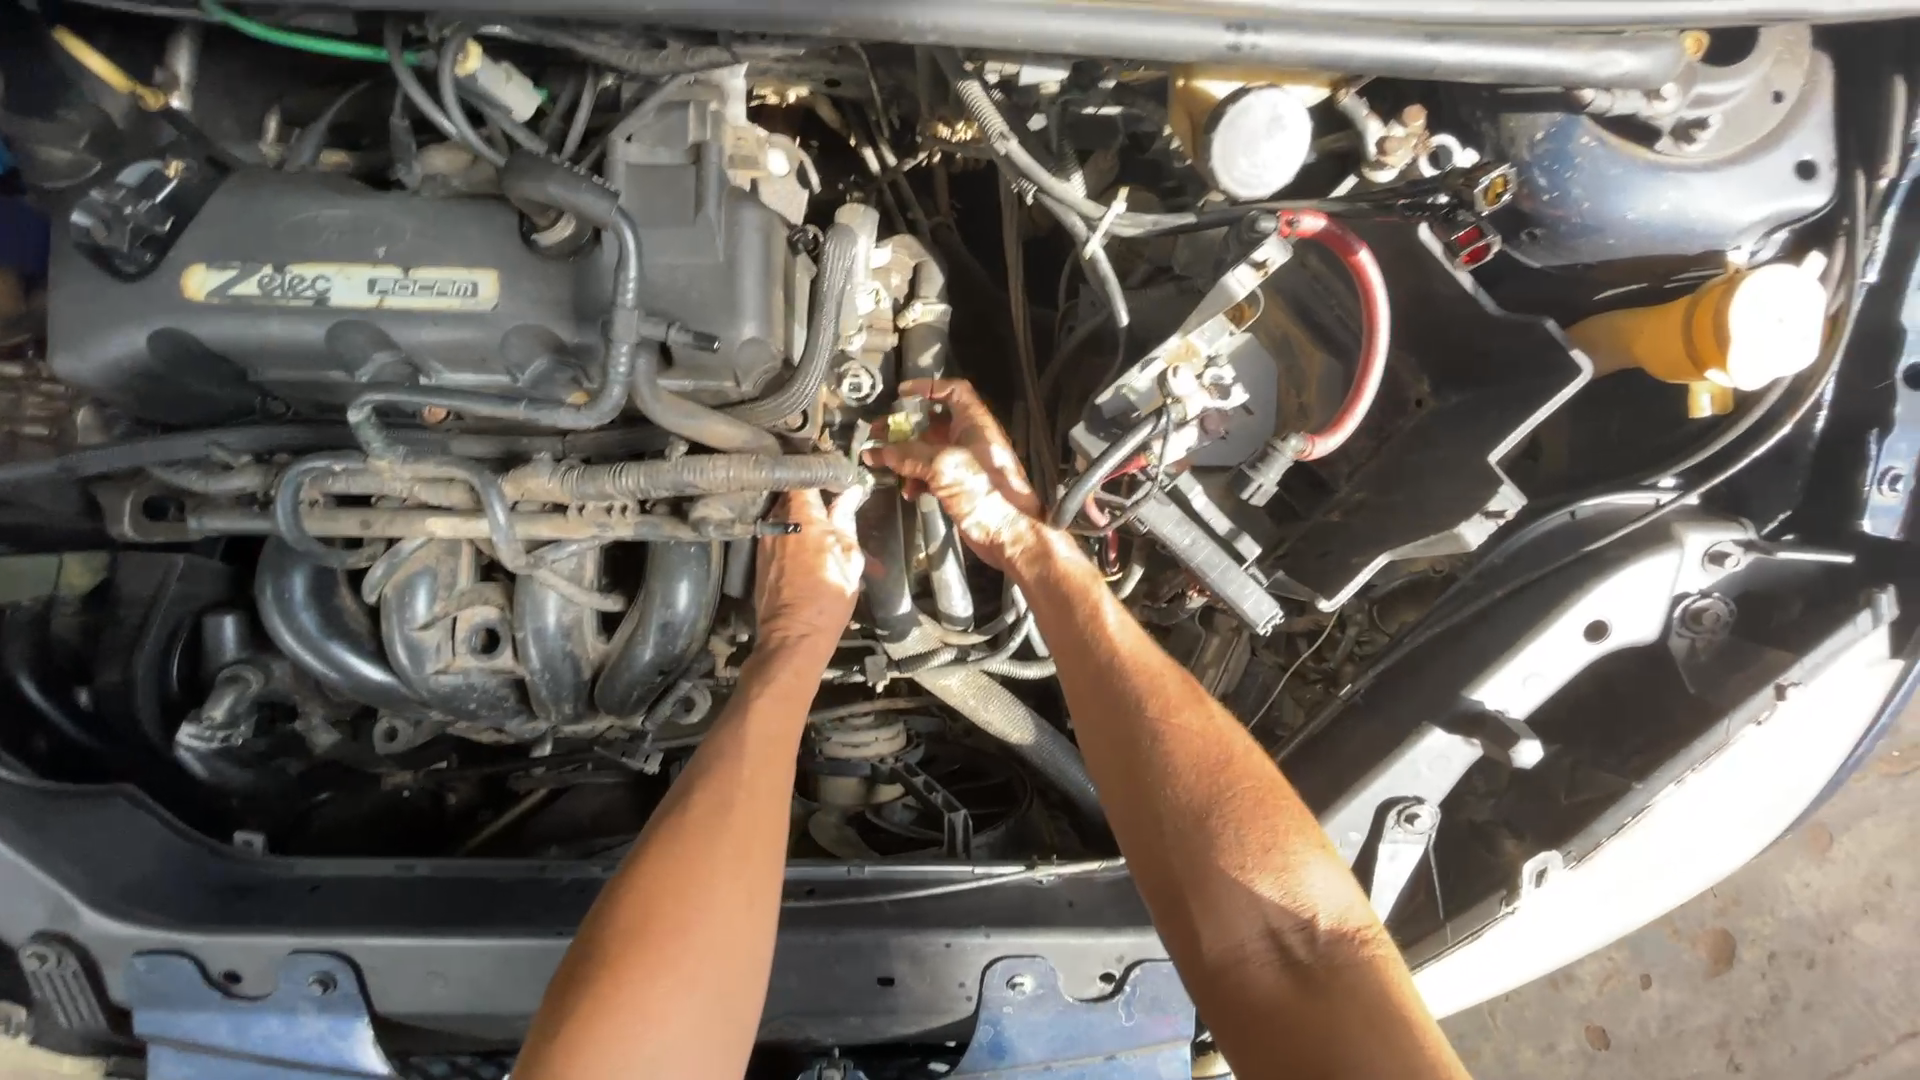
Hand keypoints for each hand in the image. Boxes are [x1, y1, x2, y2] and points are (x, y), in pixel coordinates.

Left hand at [754, 489, 864, 655]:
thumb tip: (851, 493)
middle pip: (791, 492)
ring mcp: (763, 538)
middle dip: (810, 492)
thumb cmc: (828, 600)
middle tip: (831, 499)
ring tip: (819, 523)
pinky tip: (803, 544)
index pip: (805, 475)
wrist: (792, 636)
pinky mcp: (757, 556)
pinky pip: (774, 532)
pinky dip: (788, 531)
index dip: (819, 471)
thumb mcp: (851, 559)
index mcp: (803, 517)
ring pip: (781, 512)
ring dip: (798, 513)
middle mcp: (777, 522)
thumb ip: (846, 521)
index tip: (835, 476)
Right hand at [867, 378, 1051, 571]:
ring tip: (881, 463)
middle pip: (932, 423)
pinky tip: (908, 492)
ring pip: (927, 452)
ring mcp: (964, 465)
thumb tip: (875, 452)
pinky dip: (916, 480)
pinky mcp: (959, 487)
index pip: (953, 391)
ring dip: (904, 457)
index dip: (928, 387)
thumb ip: (908, 455)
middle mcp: (970, 439)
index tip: (901, 394)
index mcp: (974, 423)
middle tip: (877, 433)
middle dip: (904, 428)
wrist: (1009, 534)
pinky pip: (931, 476)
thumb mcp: (942, 466)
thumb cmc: (984, 491)